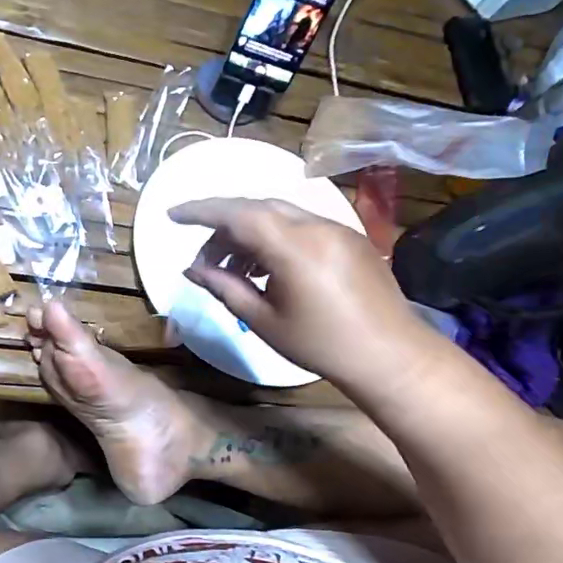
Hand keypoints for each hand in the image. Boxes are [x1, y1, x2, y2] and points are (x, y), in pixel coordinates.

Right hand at [170, 197, 435, 389]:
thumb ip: (225, 287)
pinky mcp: (350, 238)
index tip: (173, 215)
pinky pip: (303, 225)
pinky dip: (276, 237)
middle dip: (223, 226)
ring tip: (233, 268)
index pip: (236, 212)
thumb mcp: (263, 320)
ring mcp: (337, 228)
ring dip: (250, 232)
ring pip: (281, 214)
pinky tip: (267, 268)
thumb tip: (192, 269)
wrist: (389, 355)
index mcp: (292, 245)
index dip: (200, 211)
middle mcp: (315, 224)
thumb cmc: (321, 345)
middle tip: (204, 258)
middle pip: (257, 208)